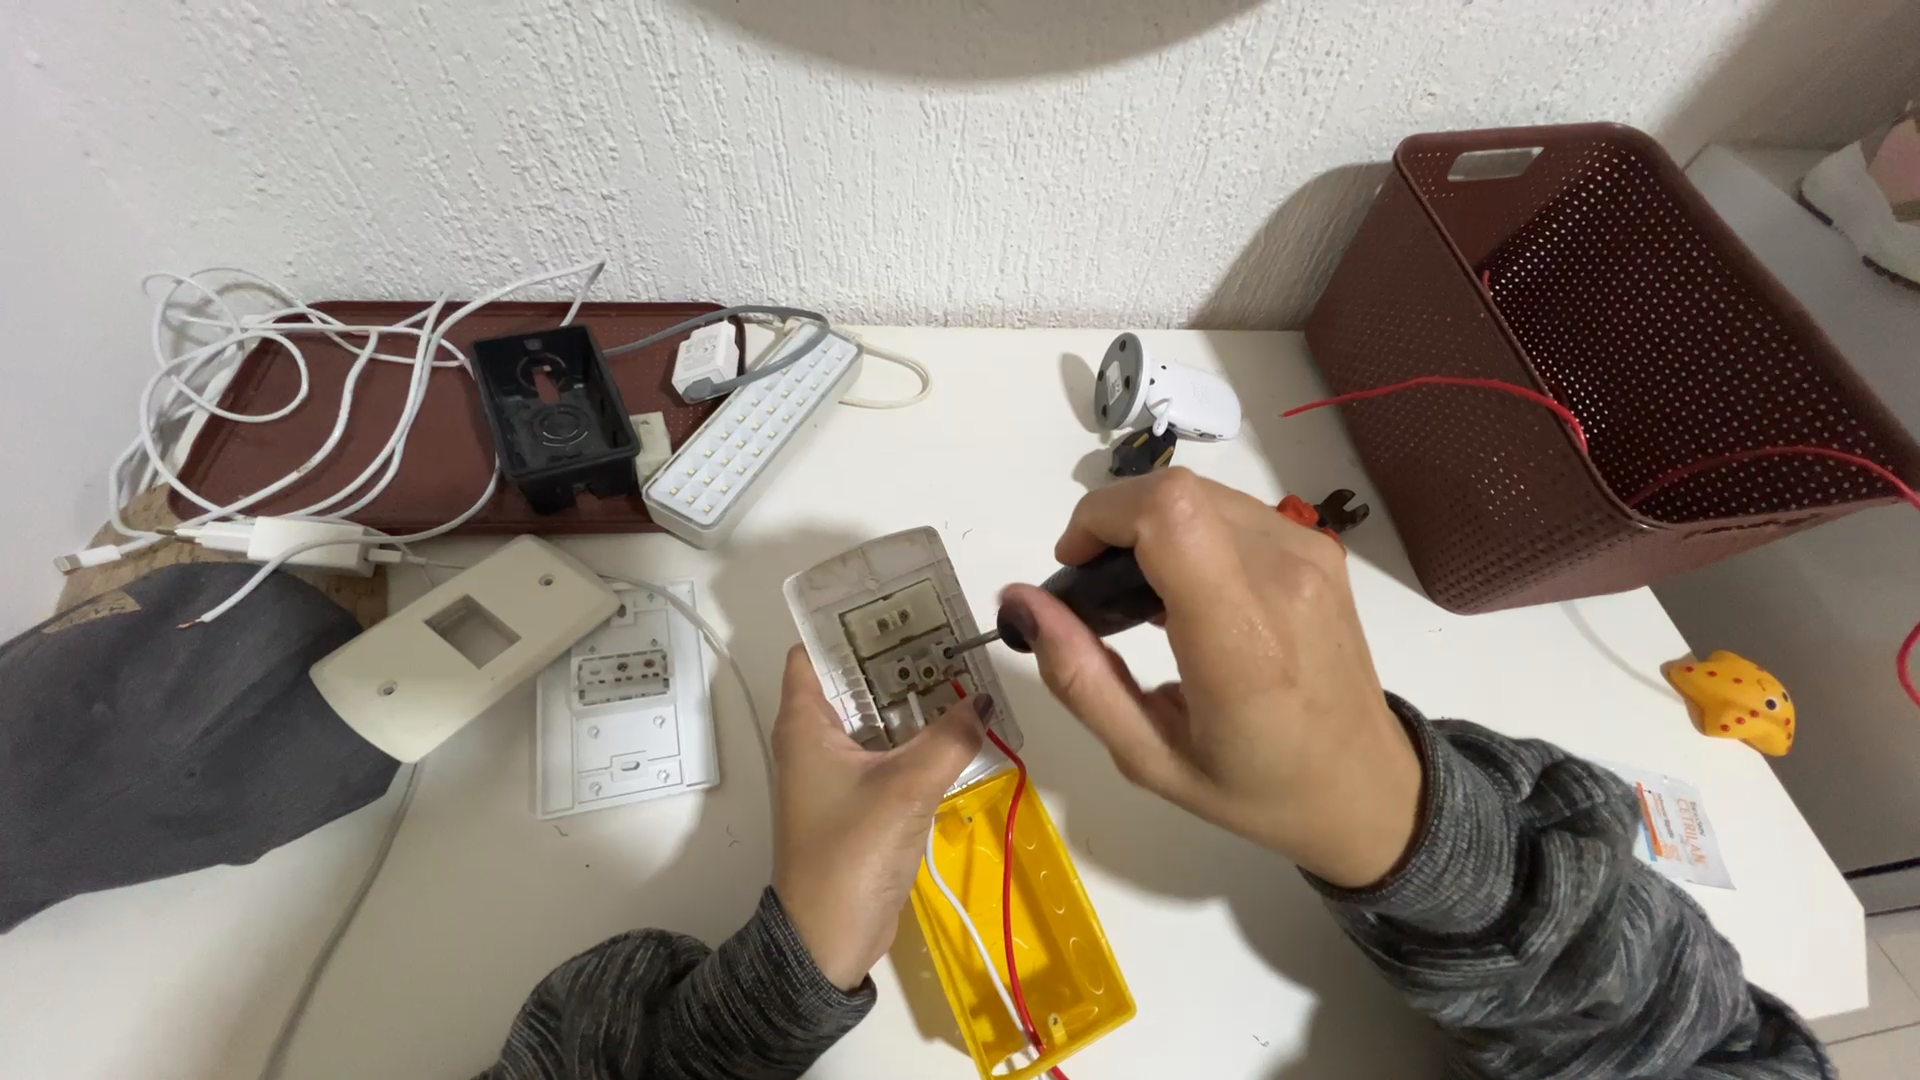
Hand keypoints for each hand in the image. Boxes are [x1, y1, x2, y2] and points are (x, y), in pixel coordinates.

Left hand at [770, 645, 987, 988]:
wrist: (829, 941)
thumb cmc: (849, 854)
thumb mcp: (904, 788)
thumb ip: (949, 739)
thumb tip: (983, 698)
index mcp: (805, 722)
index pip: (812, 651)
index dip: (846, 624)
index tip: (894, 607)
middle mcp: (817, 736)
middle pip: (853, 678)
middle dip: (895, 656)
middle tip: (944, 631)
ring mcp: (840, 767)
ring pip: (877, 713)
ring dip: (912, 696)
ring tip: (958, 666)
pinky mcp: (863, 794)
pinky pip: (891, 747)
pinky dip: (919, 732)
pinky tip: (959, 720)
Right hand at [1001, 468, 1420, 887]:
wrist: (1368, 788)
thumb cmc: (1253, 788)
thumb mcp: (1146, 756)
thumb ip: (1077, 675)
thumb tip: (1019, 599)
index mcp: (1241, 641)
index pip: (1168, 514)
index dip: (1102, 517)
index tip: (1075, 565)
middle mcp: (1284, 578)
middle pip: (1174, 492)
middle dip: (1113, 522)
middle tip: (1097, 588)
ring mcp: (1310, 554)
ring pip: (1197, 492)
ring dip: (1146, 526)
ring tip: (1138, 596)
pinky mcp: (1318, 548)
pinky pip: (1228, 508)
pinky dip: (1185, 532)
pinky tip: (1182, 590)